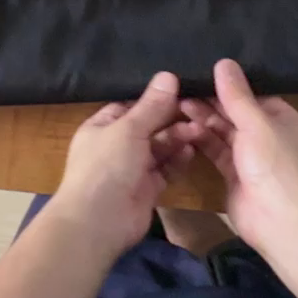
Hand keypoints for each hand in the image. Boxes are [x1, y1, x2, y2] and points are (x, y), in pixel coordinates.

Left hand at [47, 71, 200, 260]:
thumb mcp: (129, 129)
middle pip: (148, 126)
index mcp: (102, 126)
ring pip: (159, 148)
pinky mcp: (146, 189)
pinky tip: (192, 151)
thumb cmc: (106, 166)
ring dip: (177, 139)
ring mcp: (131, 168)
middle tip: (197, 112)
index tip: (181, 88)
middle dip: (171, 120)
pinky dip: (178, 161)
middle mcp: (116, 145)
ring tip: (199, 132)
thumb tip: (168, 75)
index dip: (153, 98)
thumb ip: (151, 106)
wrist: (98, 222)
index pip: (130, 105)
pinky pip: (165, 169)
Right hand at [179, 59, 297, 251]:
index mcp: (287, 122)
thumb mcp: (256, 123)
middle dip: (213, 103)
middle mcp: (272, 138)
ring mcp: (253, 159)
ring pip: (226, 133)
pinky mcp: (236, 176)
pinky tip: (184, 127)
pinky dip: (203, 140)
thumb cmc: (275, 164)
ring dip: (205, 120)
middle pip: (238, 114)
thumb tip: (224, 62)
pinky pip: (218, 152)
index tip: (206, 74)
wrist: (279, 220)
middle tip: (185, 88)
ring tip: (180, 104)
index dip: (232, 87)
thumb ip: (237, 95)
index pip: (257, 97)